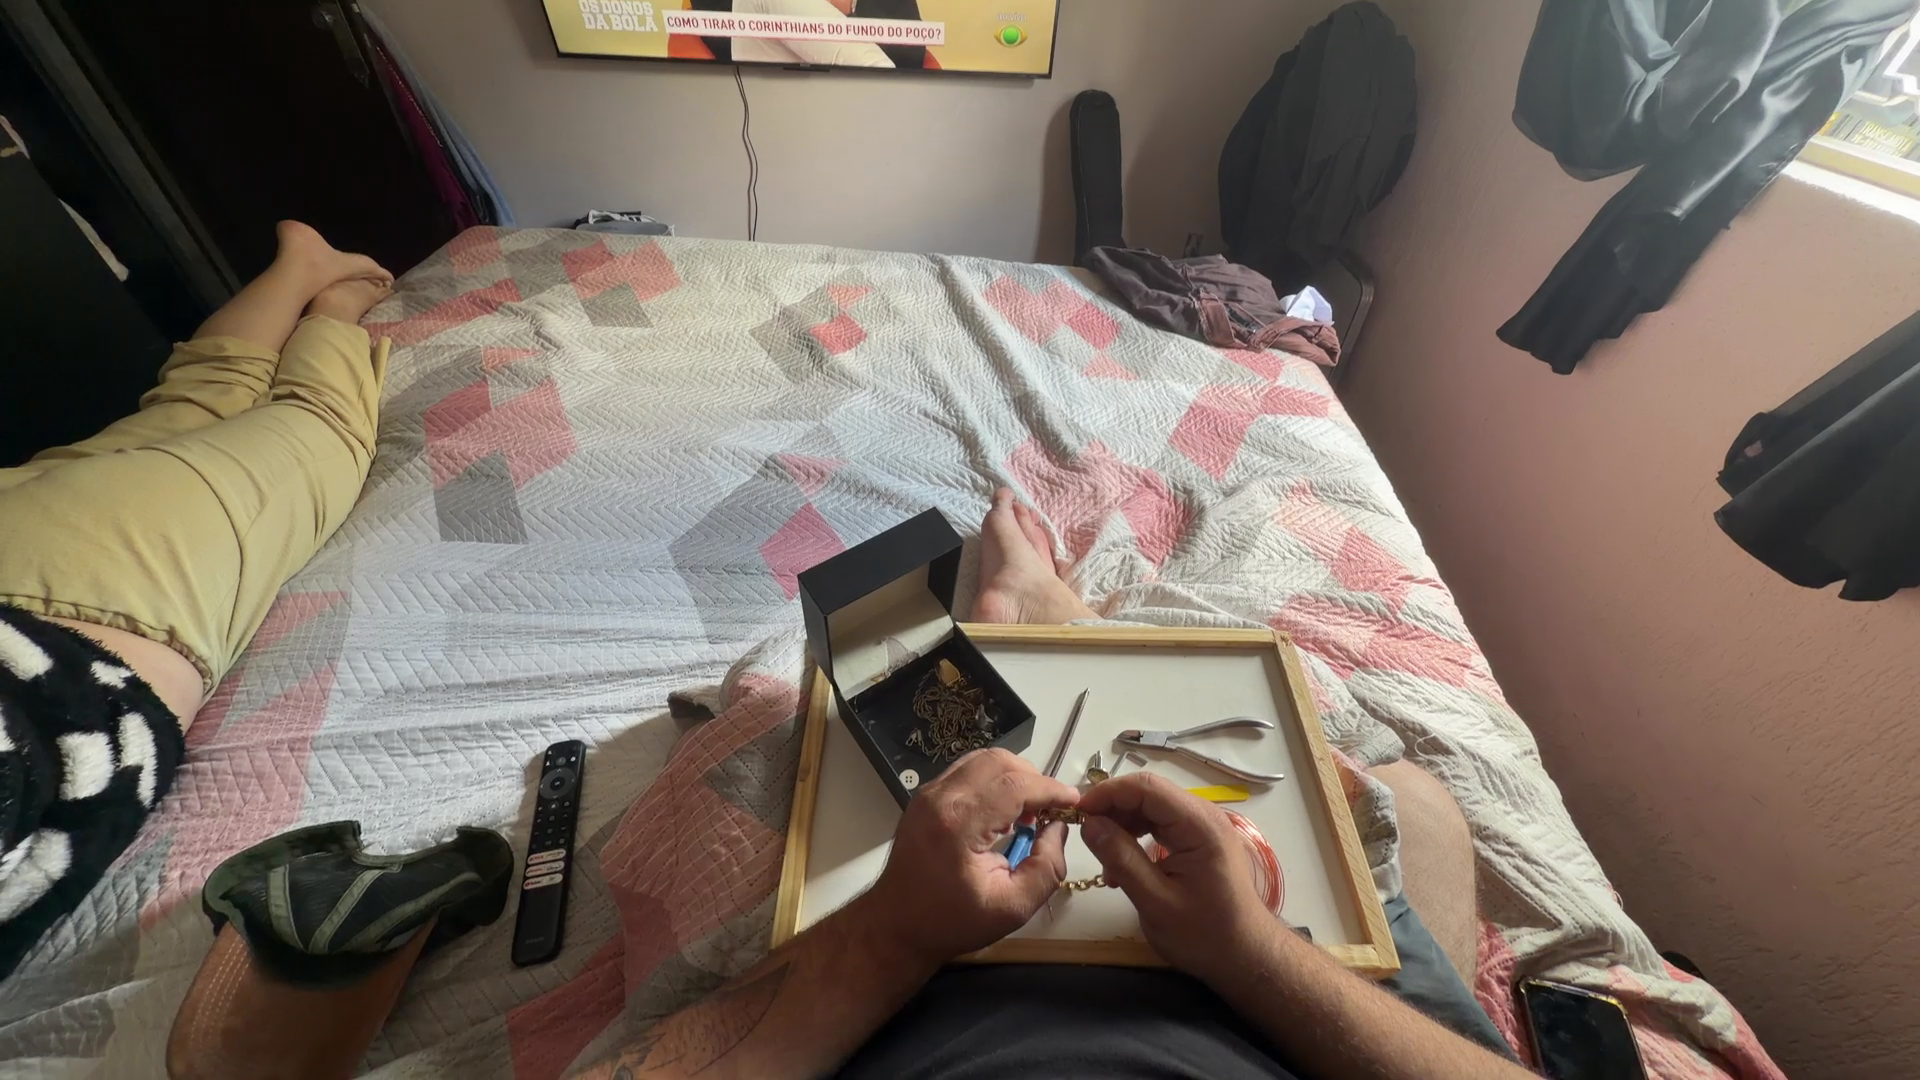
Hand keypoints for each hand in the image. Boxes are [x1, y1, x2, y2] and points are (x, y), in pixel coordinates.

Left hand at [861, 748, 1079, 964]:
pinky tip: (1002, 811)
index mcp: (960, 823)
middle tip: (1050, 809)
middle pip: (1000, 761)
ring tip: (1028, 811)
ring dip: (1014, 776)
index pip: (1015, 785)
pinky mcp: (926, 794)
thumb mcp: (1012, 907)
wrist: (896, 925)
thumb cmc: (952, 921)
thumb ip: (1047, 868)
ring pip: (983, 759)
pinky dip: (993, 779)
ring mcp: (930, 792)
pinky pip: (968, 769)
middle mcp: (942, 797)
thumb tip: (1058, 828)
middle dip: (1034, 778)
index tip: (1074, 803)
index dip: (1051, 789)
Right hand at [1077, 772, 1274, 985]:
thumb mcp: (1156, 902)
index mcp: (1199, 825)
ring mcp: (1202, 825)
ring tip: (1104, 858)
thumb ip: (1122, 859)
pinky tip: (1122, 863)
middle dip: (1112, 808)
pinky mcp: (1198, 838)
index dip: (1107, 793)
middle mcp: (1203, 815)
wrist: (1248, 960)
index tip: (1078, 813)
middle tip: (1086, 834)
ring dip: (1122, 823)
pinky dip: (1136, 835)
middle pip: (1147, 793)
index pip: (1145, 788)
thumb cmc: (1206, 936)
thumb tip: (1088, 825)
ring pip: (1150, 806)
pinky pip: (1159, 823)